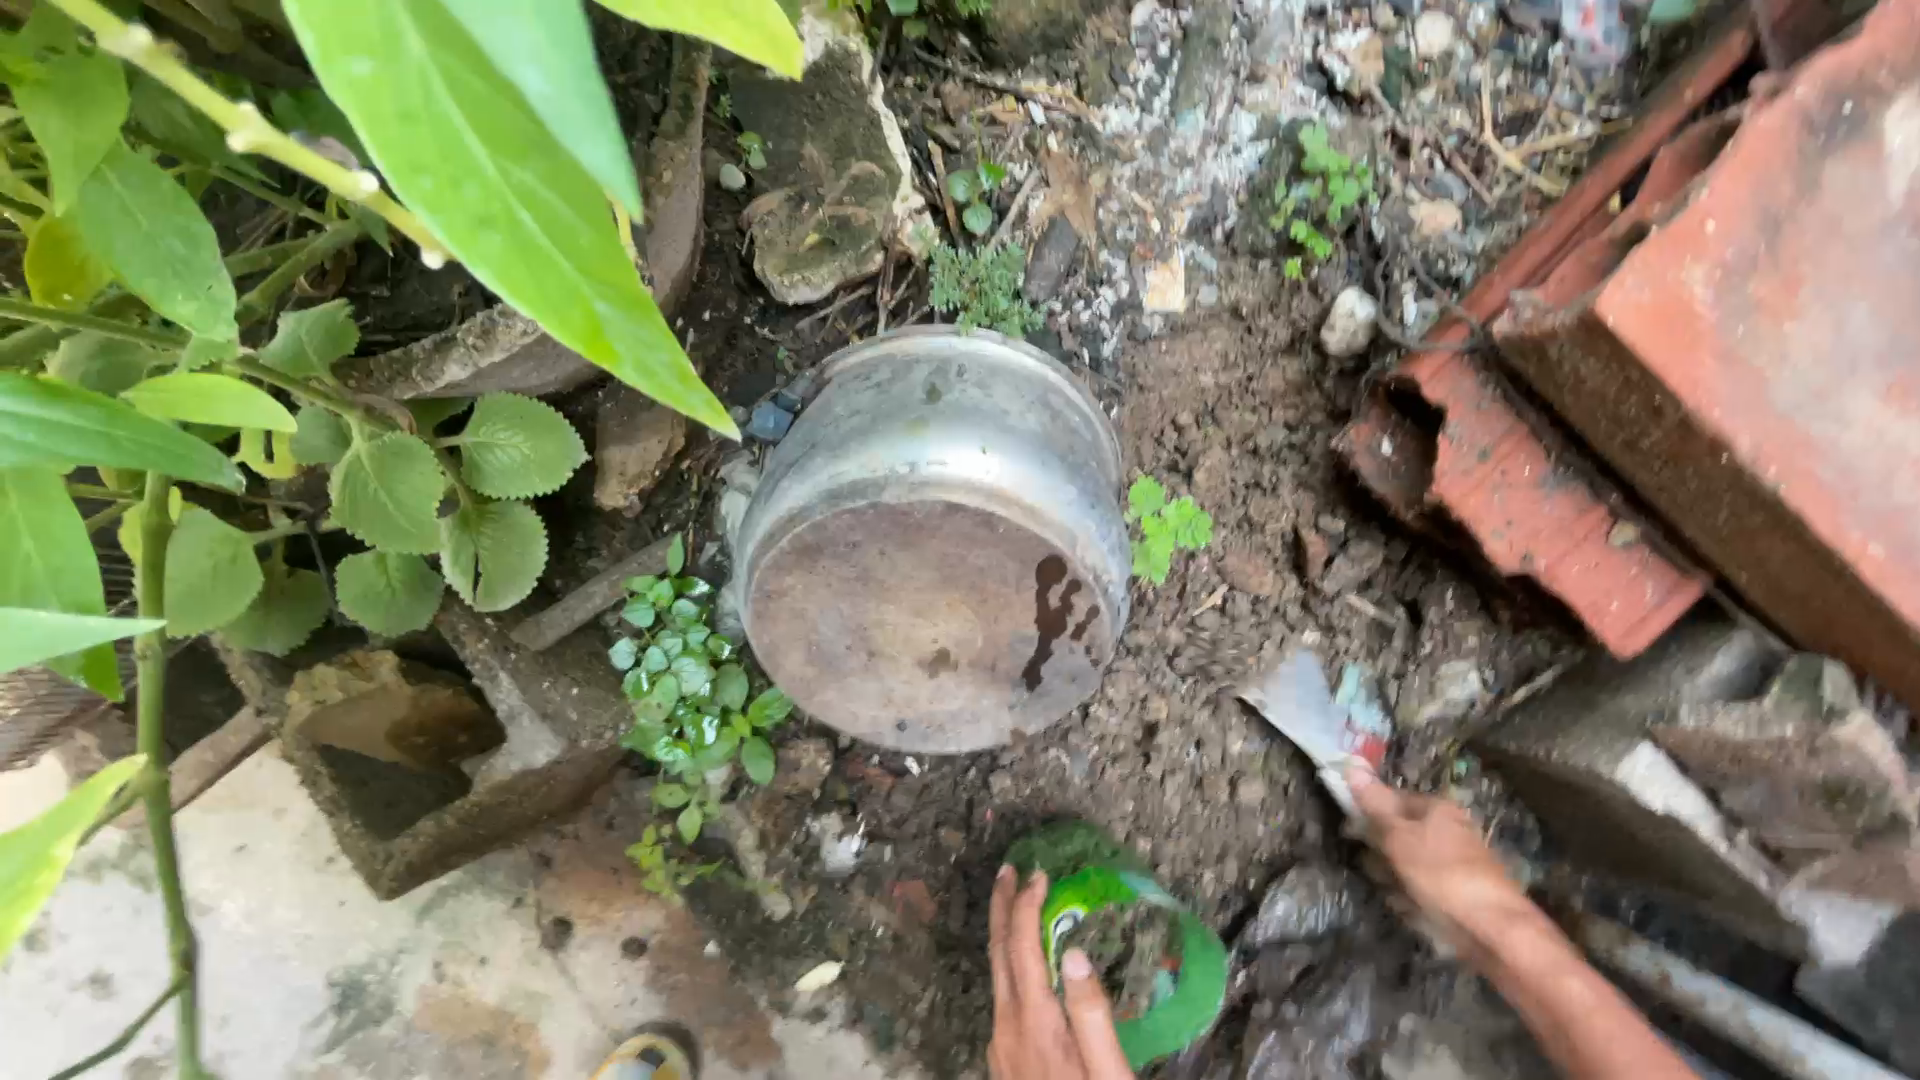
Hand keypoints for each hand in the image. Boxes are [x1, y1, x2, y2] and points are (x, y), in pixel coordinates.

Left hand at [987, 865, 1133, 1079]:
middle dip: (1000, 906)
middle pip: (997, 953)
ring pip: (996, 975)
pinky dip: (1011, 965)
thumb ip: (1091, 1014)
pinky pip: (1003, 998)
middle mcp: (1007, 1029)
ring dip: (1003, 934)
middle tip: (1007, 869)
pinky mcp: (1004, 1062)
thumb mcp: (1111, 1074)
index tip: (1038, 873)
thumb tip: (1073, 950)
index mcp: (1034, 1024)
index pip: (1021, 947)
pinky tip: (1025, 964)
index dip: (1025, 904)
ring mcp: (1001, 1048)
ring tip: (1014, 902)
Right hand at [1347, 766, 1534, 951]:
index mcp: (1438, 808)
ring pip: (1408, 862)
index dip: (1368, 813)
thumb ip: (1373, 802)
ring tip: (1394, 891)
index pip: (1391, 799)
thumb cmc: (1441, 873)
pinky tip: (1411, 908)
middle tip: (1374, 866)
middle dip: (1381, 850)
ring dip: (1394, 876)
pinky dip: (1412, 896)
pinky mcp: (1460, 892)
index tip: (1351, 833)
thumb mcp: (1398, 834)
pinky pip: (1423, 887)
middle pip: (1399, 832)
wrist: (1493, 931)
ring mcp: (1457, 862)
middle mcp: (1450, 829)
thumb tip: (1351, 760)